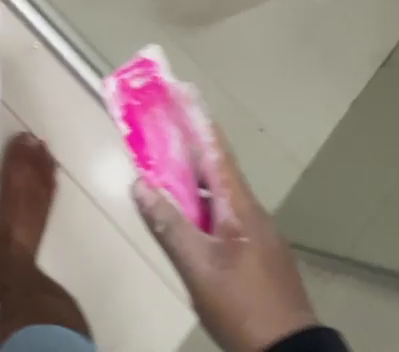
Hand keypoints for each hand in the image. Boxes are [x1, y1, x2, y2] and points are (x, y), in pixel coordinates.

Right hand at [132, 123, 319, 351]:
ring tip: (162, 169)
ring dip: (192, 178)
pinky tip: (185, 217)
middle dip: (188, 146)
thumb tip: (140, 183)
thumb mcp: (198, 267)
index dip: (198, 120)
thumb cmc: (243, 307)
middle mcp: (252, 213)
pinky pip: (224, 216)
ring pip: (219, 195)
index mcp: (240, 207)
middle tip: (160, 126)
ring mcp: (257, 236)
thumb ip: (169, 225)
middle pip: (216, 169)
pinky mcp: (257, 256)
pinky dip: (201, 205)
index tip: (183, 91)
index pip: (216, 151)